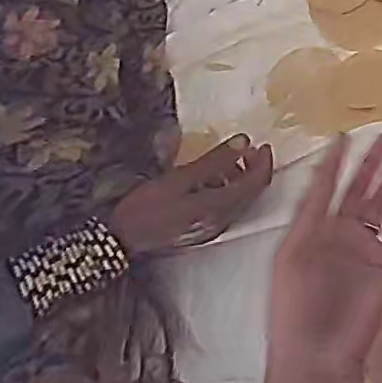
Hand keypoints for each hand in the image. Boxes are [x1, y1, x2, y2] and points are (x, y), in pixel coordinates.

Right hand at [108, 133, 273, 255]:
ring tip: (226, 161)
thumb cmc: (146, 207)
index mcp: (220, 208)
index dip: (264, 161)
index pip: (257, 182)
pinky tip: (210, 180)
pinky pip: (226, 207)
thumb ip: (215, 160)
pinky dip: (227, 189)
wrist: (117, 242)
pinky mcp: (202, 231)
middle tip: (247, 149)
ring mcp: (213, 229)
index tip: (262, 144)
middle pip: (252, 191)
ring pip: (240, 199)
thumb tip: (245, 140)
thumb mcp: (180, 178)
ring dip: (240, 177)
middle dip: (254, 167)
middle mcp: (223, 221)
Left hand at [267, 134, 381, 376]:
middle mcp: (338, 236)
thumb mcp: (291, 255)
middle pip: (358, 190)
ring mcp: (362, 250)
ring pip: (381, 206)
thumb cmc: (296, 311)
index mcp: (311, 232)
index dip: (333, 162)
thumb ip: (308, 214)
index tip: (343, 137)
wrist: (319, 356)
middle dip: (370, 164)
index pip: (324, 188)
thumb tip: (319, 176)